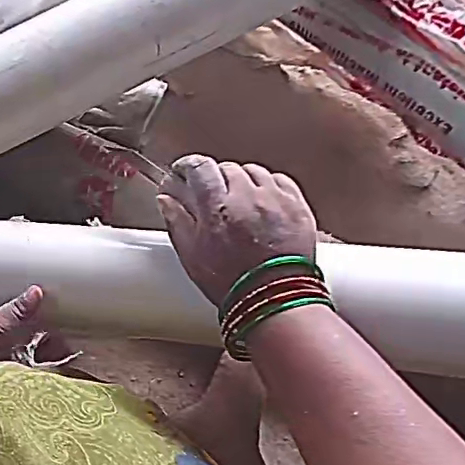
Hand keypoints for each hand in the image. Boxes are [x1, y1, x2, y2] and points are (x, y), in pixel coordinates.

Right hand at [157, 155, 317, 306]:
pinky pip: (280, 181)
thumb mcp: (192, 255)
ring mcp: (275, 200)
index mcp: (217, 207)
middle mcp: (247, 196)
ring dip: (242, 180)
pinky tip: (261, 201)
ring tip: (237, 200)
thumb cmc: (231, 283)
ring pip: (254, 172)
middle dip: (214, 177)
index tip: (183, 171)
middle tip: (210, 194)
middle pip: (226, 168)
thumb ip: (178, 222)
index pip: (199, 167)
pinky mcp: (297, 206)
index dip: (188, 165)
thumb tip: (166, 199)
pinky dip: (268, 186)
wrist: (274, 299)